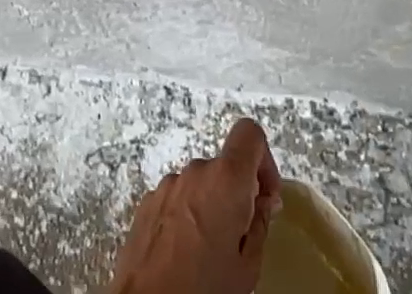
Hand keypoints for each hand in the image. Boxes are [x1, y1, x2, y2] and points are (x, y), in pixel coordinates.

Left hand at [109, 118, 281, 293]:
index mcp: (226, 179)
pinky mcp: (146, 202)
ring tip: (210, 248)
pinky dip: (187, 213)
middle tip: (240, 234)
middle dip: (237, 192)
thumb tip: (262, 200)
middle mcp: (194, 172)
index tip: (265, 196)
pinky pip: (178, 197)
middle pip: (224, 165)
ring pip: (200, 183)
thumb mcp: (248, 264)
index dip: (264, 159)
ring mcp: (166, 185)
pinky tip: (185, 250)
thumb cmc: (205, 286)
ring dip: (211, 204)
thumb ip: (260, 223)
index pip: (249, 133)